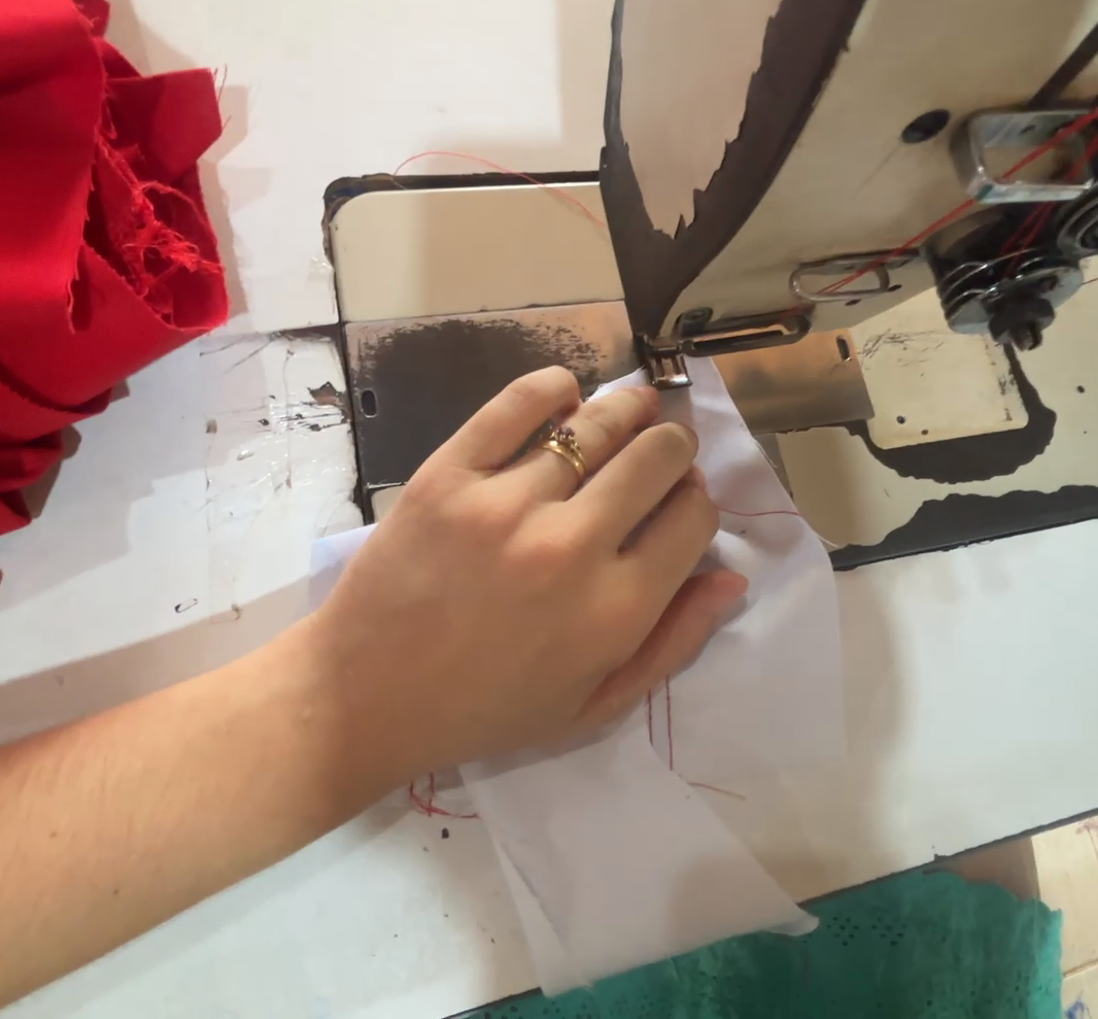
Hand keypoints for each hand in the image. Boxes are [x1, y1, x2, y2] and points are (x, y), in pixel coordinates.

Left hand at [303, 366, 746, 784]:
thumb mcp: (593, 706)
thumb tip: (732, 578)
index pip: (695, 519)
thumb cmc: (487, 711)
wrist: (365, 698)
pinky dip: (553, 387)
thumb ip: (672, 644)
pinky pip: (516, 405)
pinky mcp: (448, 475)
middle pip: (658, 458)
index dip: (699, 502)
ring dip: (630, 408)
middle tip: (664, 451)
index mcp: (616, 610)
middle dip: (675, 447)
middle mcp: (572, 548)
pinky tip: (566, 393)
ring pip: (597, 424)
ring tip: (634, 408)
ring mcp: (506, 504)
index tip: (683, 502)